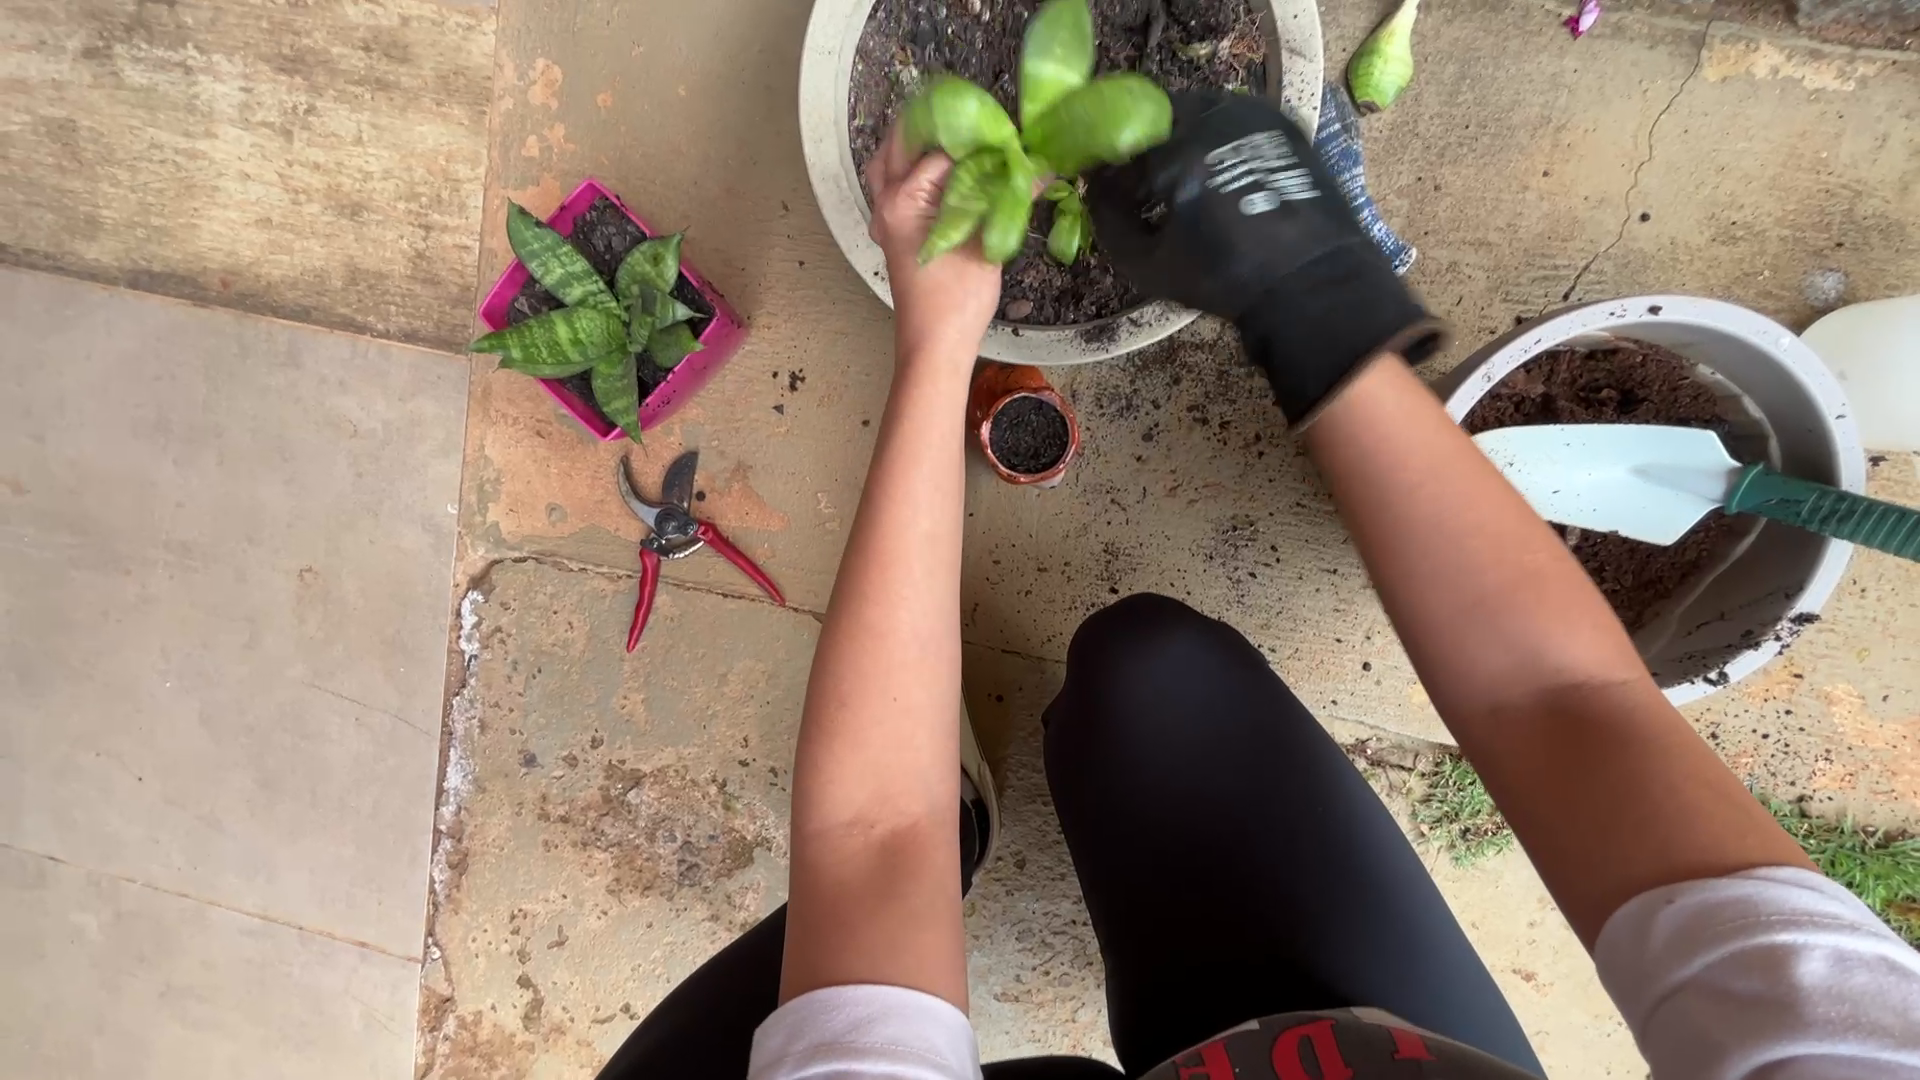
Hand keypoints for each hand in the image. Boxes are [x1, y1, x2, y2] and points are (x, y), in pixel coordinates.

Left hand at [866, 127, 1001, 364]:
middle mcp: (886, 203)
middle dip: (934, 126)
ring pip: (889, 165)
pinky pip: (892, 189)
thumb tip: (1041, 168)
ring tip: (953, 140)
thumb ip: (1009, 199)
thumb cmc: (954, 302)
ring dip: (914, 147)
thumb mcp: (985, 245)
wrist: (934, 347)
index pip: (942, 150)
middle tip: (972, 122)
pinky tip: (940, 175)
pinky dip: (910, 173)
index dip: (974, 139)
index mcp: (904, 199)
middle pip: (901, 143)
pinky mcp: (892, 236)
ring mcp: (884, 220)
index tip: (1003, 135)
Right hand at [1085, 92, 1442, 425]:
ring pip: (1200, 116)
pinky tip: (1216, 184)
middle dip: (1145, 151)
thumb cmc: (1222, 280)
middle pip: (1161, 120)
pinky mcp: (1282, 126)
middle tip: (1142, 188)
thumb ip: (1110, 227)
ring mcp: (1255, 118)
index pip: (1123, 150)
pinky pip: (1234, 124)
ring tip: (1180, 187)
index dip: (1108, 174)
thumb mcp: (1149, 267)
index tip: (1103, 193)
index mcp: (1179, 155)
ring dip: (1180, 145)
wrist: (1307, 282)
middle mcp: (1217, 121)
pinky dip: (1215, 146)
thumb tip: (1096, 197)